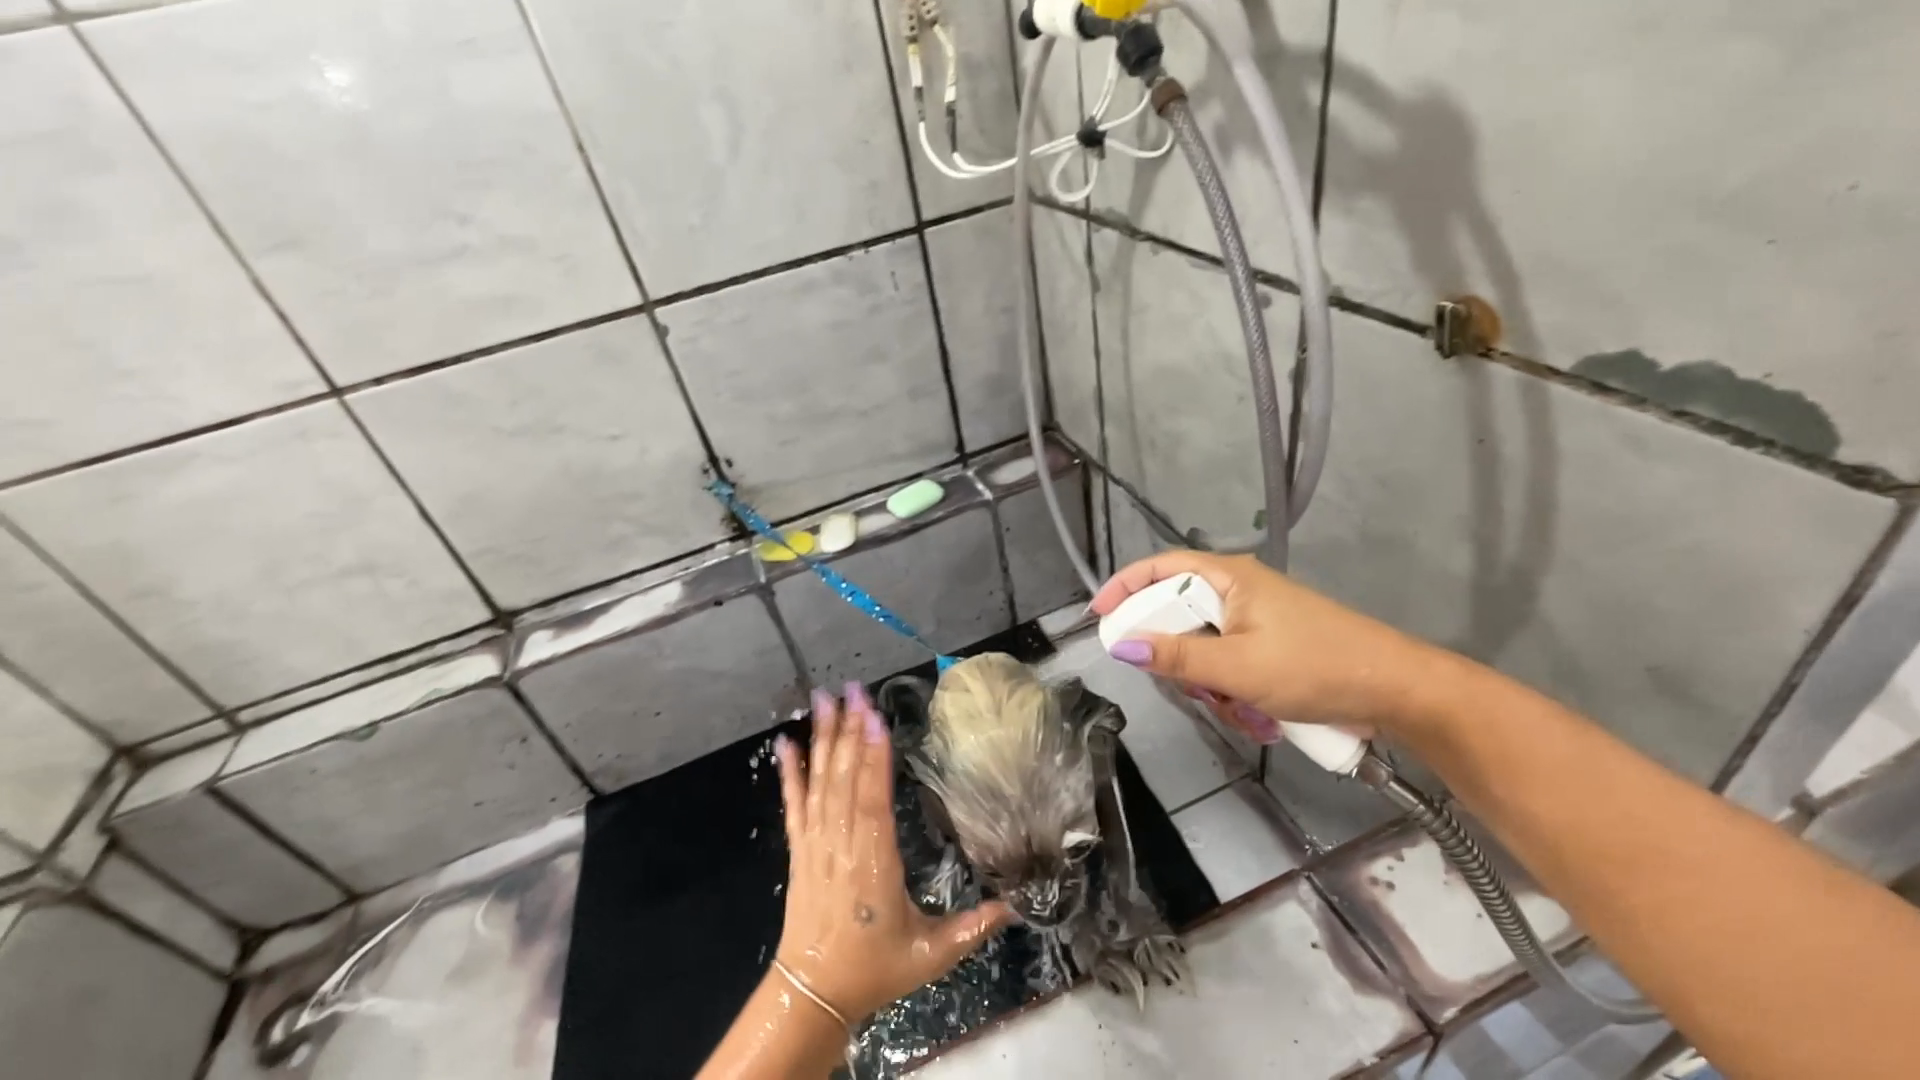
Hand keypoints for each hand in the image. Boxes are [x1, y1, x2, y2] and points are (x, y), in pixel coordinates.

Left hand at [771, 684, 1013, 1022]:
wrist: (813, 993)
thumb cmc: (875, 970)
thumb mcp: (932, 955)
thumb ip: (974, 928)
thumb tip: (1018, 906)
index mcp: (874, 866)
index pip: (873, 802)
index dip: (874, 759)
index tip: (876, 718)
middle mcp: (842, 847)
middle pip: (845, 782)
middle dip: (850, 733)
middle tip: (854, 690)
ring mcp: (816, 846)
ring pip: (820, 785)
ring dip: (824, 741)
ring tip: (825, 700)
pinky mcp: (800, 852)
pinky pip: (793, 807)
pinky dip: (789, 774)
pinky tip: (786, 744)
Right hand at [1088, 550, 1438, 740]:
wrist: (1395, 691)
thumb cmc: (1315, 667)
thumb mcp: (1237, 667)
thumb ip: (1176, 656)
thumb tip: (1120, 644)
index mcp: (1230, 577)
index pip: (1160, 567)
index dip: (1124, 588)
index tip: (1098, 619)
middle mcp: (1239, 592)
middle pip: (1179, 617)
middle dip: (1180, 660)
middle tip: (1193, 689)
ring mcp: (1257, 622)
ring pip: (1203, 651)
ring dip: (1212, 687)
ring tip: (1242, 710)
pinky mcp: (1271, 649)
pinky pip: (1230, 668)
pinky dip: (1235, 694)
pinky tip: (1260, 718)